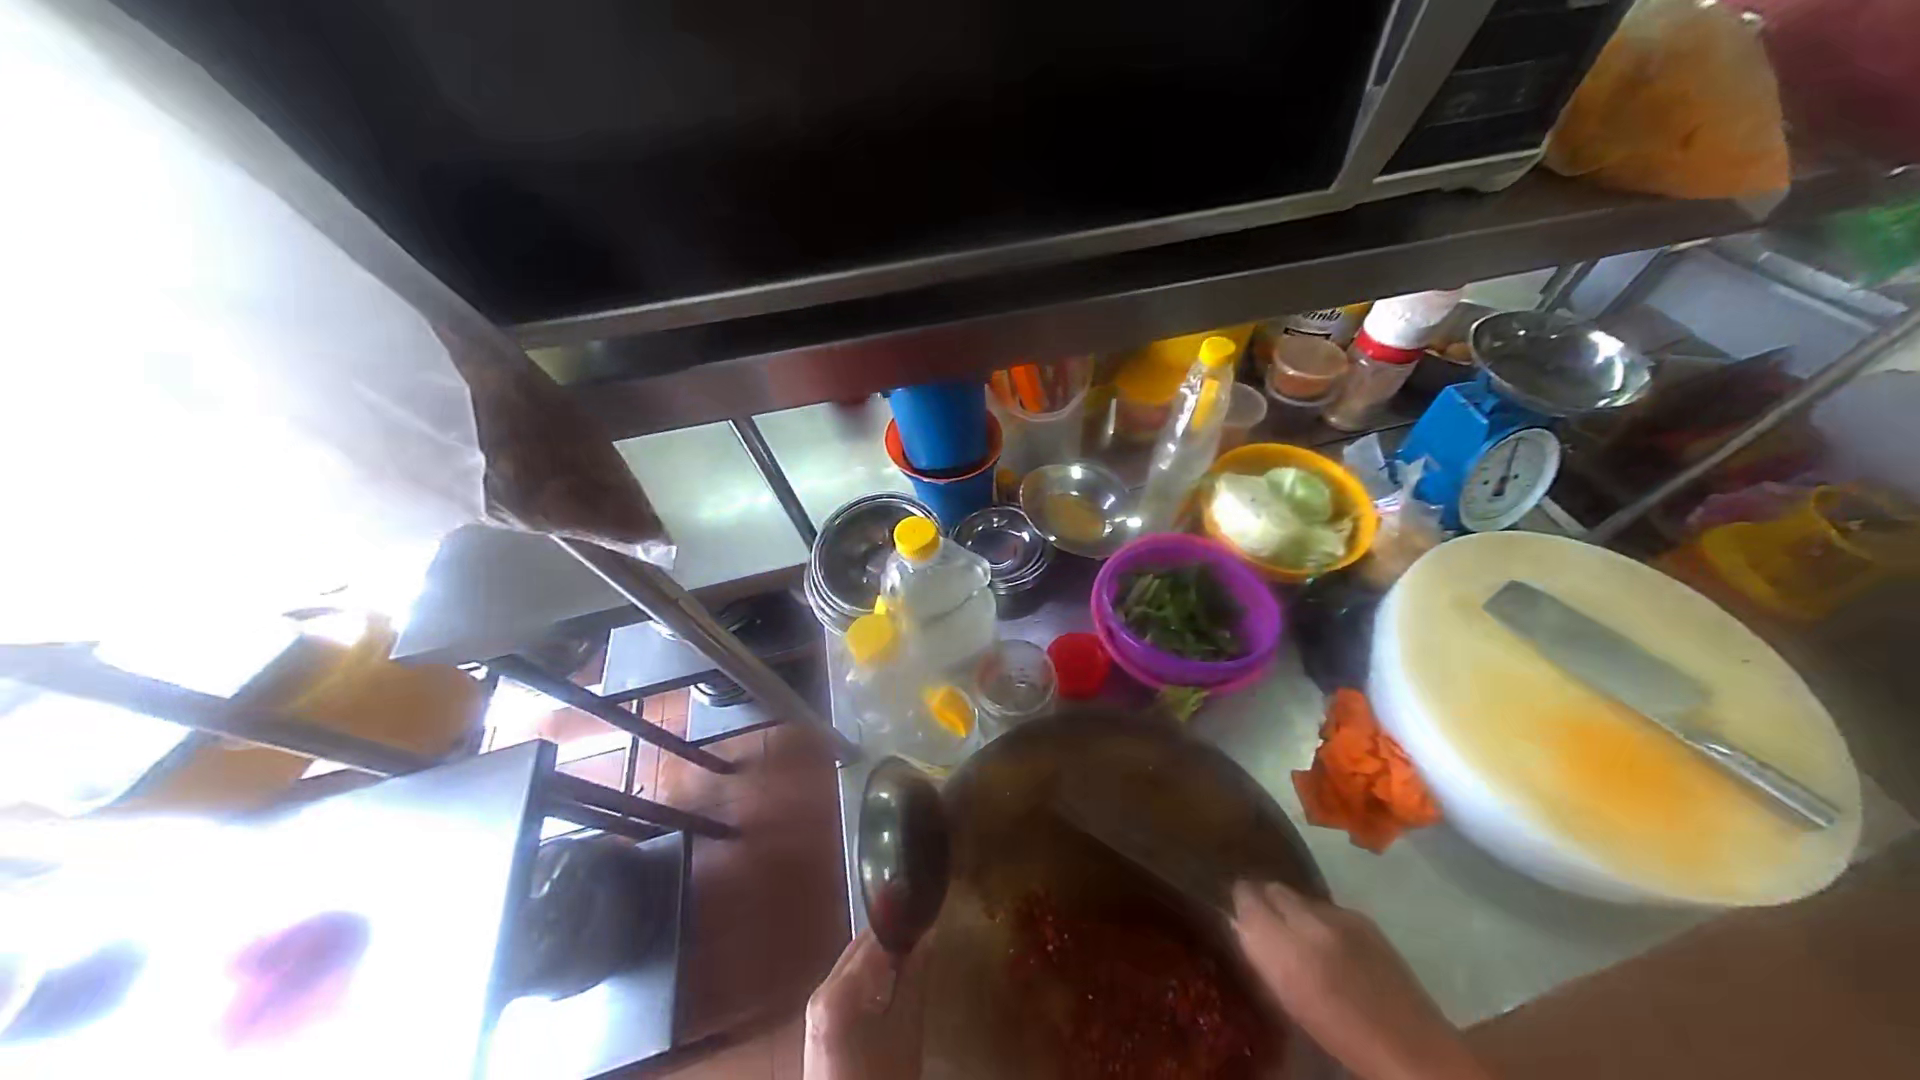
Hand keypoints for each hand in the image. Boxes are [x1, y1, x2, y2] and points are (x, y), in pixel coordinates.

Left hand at [803, 930, 933, 1079]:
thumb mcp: (906, 1031)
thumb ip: (915, 978)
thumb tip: (927, 935)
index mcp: (837, 992)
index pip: (872, 939)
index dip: (900, 925)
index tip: (924, 918)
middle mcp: (820, 992)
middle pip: (858, 950)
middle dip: (890, 941)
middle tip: (922, 937)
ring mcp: (814, 1009)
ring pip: (852, 966)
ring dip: (879, 960)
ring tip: (911, 959)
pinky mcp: (818, 1024)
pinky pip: (846, 985)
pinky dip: (868, 980)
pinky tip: (890, 987)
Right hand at [1232, 881, 1489, 1079]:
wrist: (1412, 1050)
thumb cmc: (1339, 1036)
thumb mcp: (1286, 999)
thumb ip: (1261, 957)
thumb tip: (1241, 927)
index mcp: (1283, 950)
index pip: (1245, 897)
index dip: (1239, 902)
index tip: (1236, 913)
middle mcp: (1307, 923)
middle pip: (1270, 888)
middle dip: (1263, 900)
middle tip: (1264, 923)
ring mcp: (1338, 916)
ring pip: (1298, 895)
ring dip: (1292, 909)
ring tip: (1299, 935)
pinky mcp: (1363, 918)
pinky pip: (1326, 906)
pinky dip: (1320, 918)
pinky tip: (1331, 943)